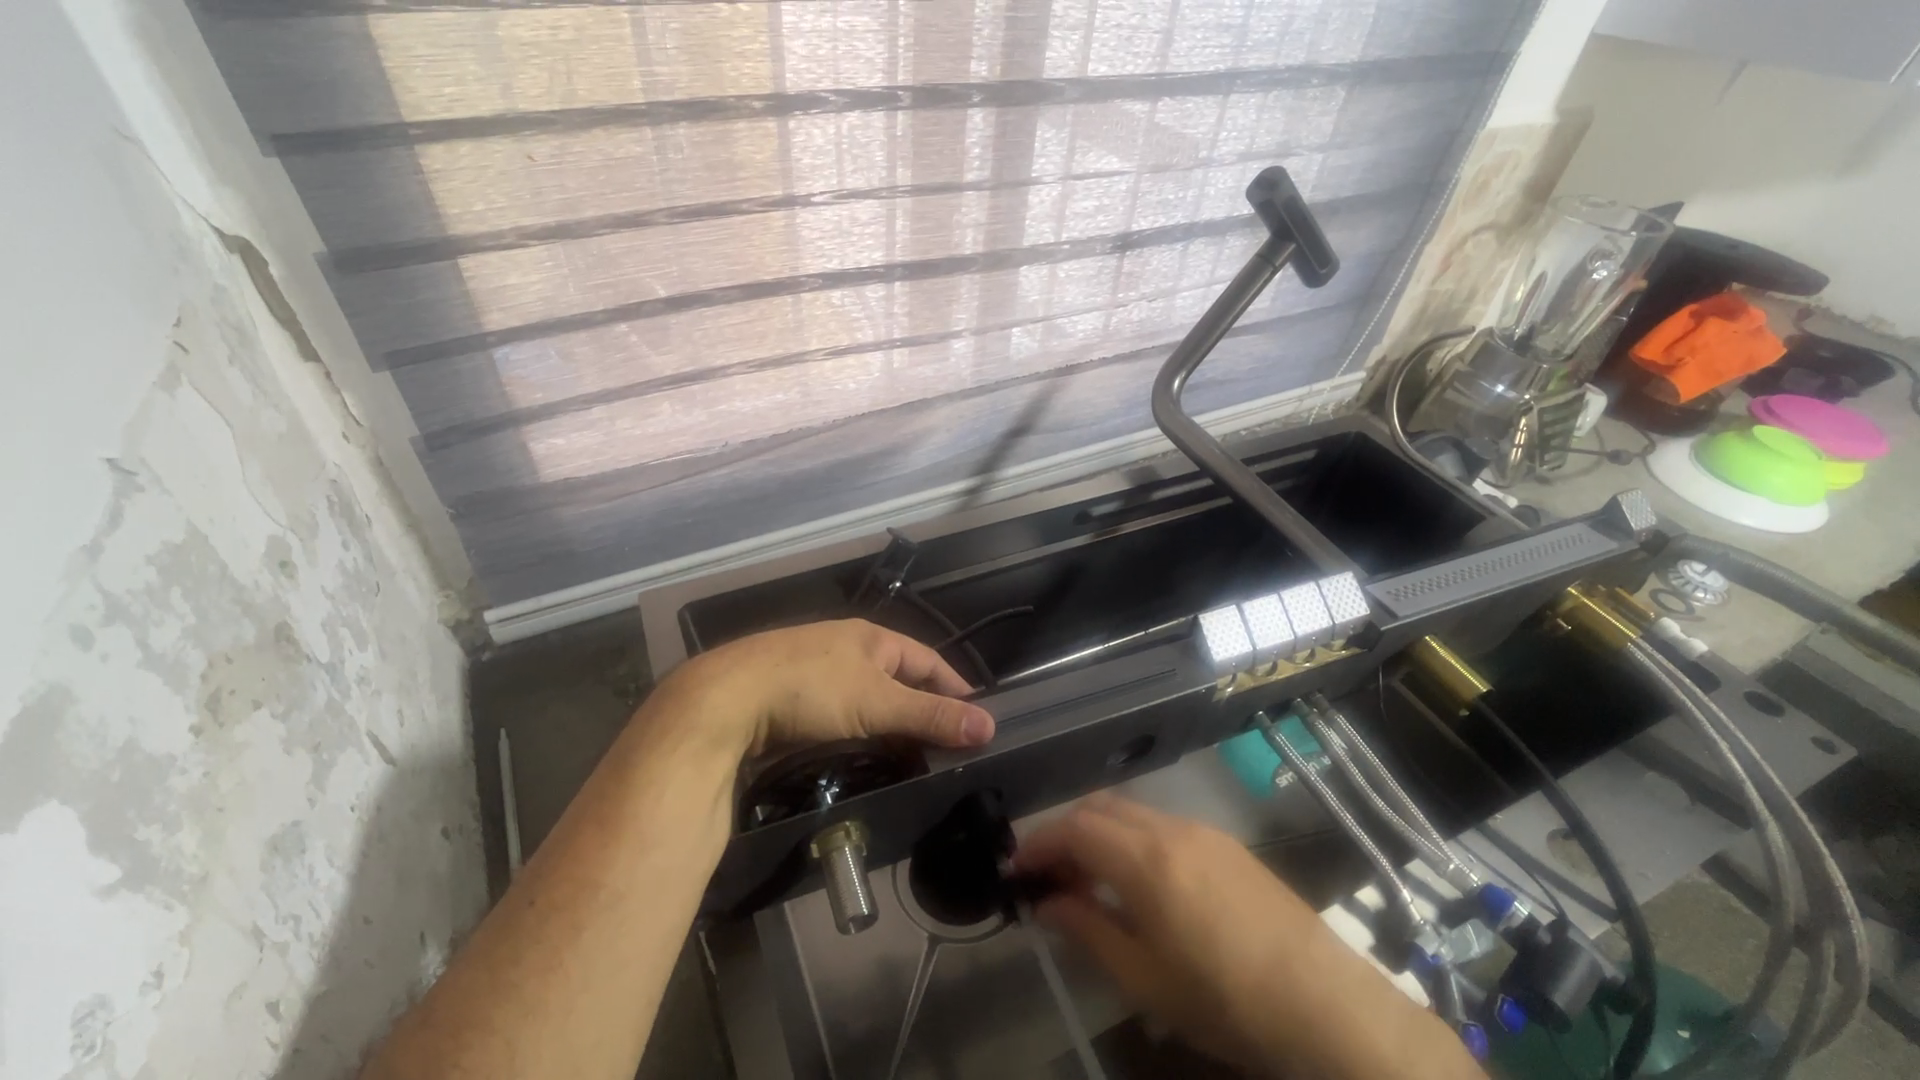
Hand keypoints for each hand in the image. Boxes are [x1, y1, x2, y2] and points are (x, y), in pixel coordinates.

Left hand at [645, 619, 995, 757]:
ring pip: (865, 697)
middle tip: (946, 743)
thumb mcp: (878, 702)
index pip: (928, 659)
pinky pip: (837, 714)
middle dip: (921, 707)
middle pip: (897, 678)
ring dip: (887, 722)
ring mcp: (814, 672)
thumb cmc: (811, 689)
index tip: (977, 716)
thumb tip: (990, 725)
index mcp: (870, 637)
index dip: (954, 686)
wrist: (727, 699)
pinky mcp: (790, 698)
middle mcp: (844, 648)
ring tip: (908, 754)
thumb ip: (931, 715)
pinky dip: (856, 732)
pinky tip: (859, 753)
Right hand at [1013, 795, 1482, 1079]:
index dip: (1038, 844)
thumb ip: (1087, 928)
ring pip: (1134, 812)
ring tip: (1089, 882)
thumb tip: (1048, 902)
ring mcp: (1206, 833)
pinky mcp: (1230, 847)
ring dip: (1101, 834)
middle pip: (1101, 808)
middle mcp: (1173, 829)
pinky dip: (1134, 839)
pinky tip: (1138, 882)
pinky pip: (1164, 825)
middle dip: (1066, 833)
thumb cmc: (1222, 997)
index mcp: (1145, 858)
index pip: (1073, 828)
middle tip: (1049, 878)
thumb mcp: (1142, 976)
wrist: (1323, 1003)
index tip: (1016, 871)